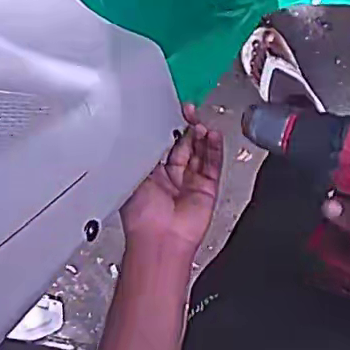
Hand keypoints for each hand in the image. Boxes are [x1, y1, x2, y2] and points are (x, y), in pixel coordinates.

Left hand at [121, 104, 222, 254]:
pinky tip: (212, 135)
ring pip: (200, 152)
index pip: (163, 142)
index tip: (172, 110)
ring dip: (201, 136)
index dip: (168, 126)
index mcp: (149, 173)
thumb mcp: (135, 172)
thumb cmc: (141, 216)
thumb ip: (146, 149)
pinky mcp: (206, 188)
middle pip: (183, 144)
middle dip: (186, 127)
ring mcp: (189, 182)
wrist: (160, 238)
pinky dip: (214, 148)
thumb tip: (151, 129)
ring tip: (200, 121)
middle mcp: (170, 177)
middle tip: (188, 111)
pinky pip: (212, 164)